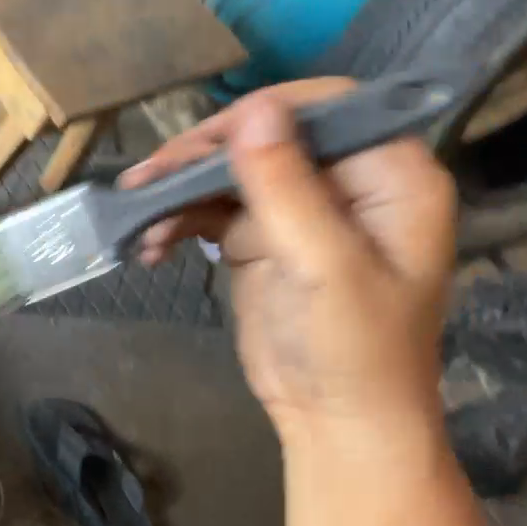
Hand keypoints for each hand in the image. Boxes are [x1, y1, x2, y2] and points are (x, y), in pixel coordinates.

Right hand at [122, 80, 457, 438]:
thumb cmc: (352, 347)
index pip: (330, 110)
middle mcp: (343, 185)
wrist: (331, 415)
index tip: (203, 142)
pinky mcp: (257, 241)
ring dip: (177, 195)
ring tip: (137, 223)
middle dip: (200, 159)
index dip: (265, 114)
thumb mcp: (323, 264)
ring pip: (227, 176)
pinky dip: (175, 225)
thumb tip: (255, 111)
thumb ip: (288, 188)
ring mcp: (296, 213)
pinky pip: (208, 213)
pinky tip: (149, 249)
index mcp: (388, 179)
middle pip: (264, 140)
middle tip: (144, 181)